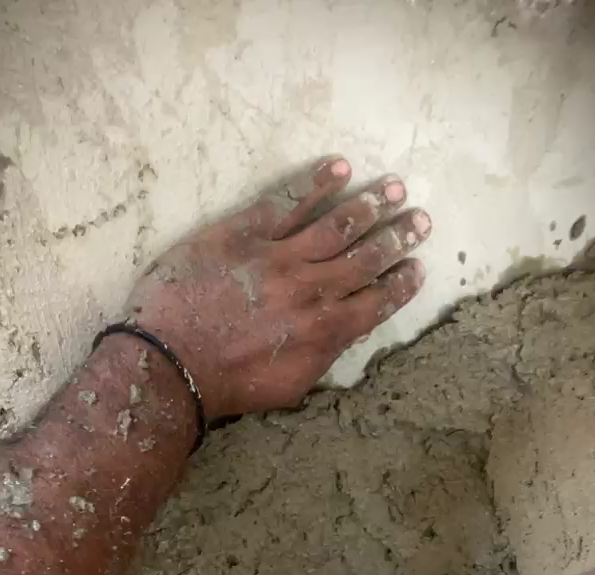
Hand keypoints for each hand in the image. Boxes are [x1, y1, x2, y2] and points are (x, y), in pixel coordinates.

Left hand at [125, 155, 430, 417]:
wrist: (174, 361)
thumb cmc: (231, 384)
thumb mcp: (292, 386)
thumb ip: (323, 356)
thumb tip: (343, 332)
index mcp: (327, 330)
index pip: (378, 300)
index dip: (402, 282)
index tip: (418, 266)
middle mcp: (313, 288)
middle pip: (366, 256)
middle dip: (398, 237)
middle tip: (421, 220)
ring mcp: (279, 256)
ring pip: (337, 224)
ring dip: (370, 205)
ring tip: (395, 188)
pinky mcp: (245, 233)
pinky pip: (288, 200)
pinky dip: (316, 183)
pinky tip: (340, 169)